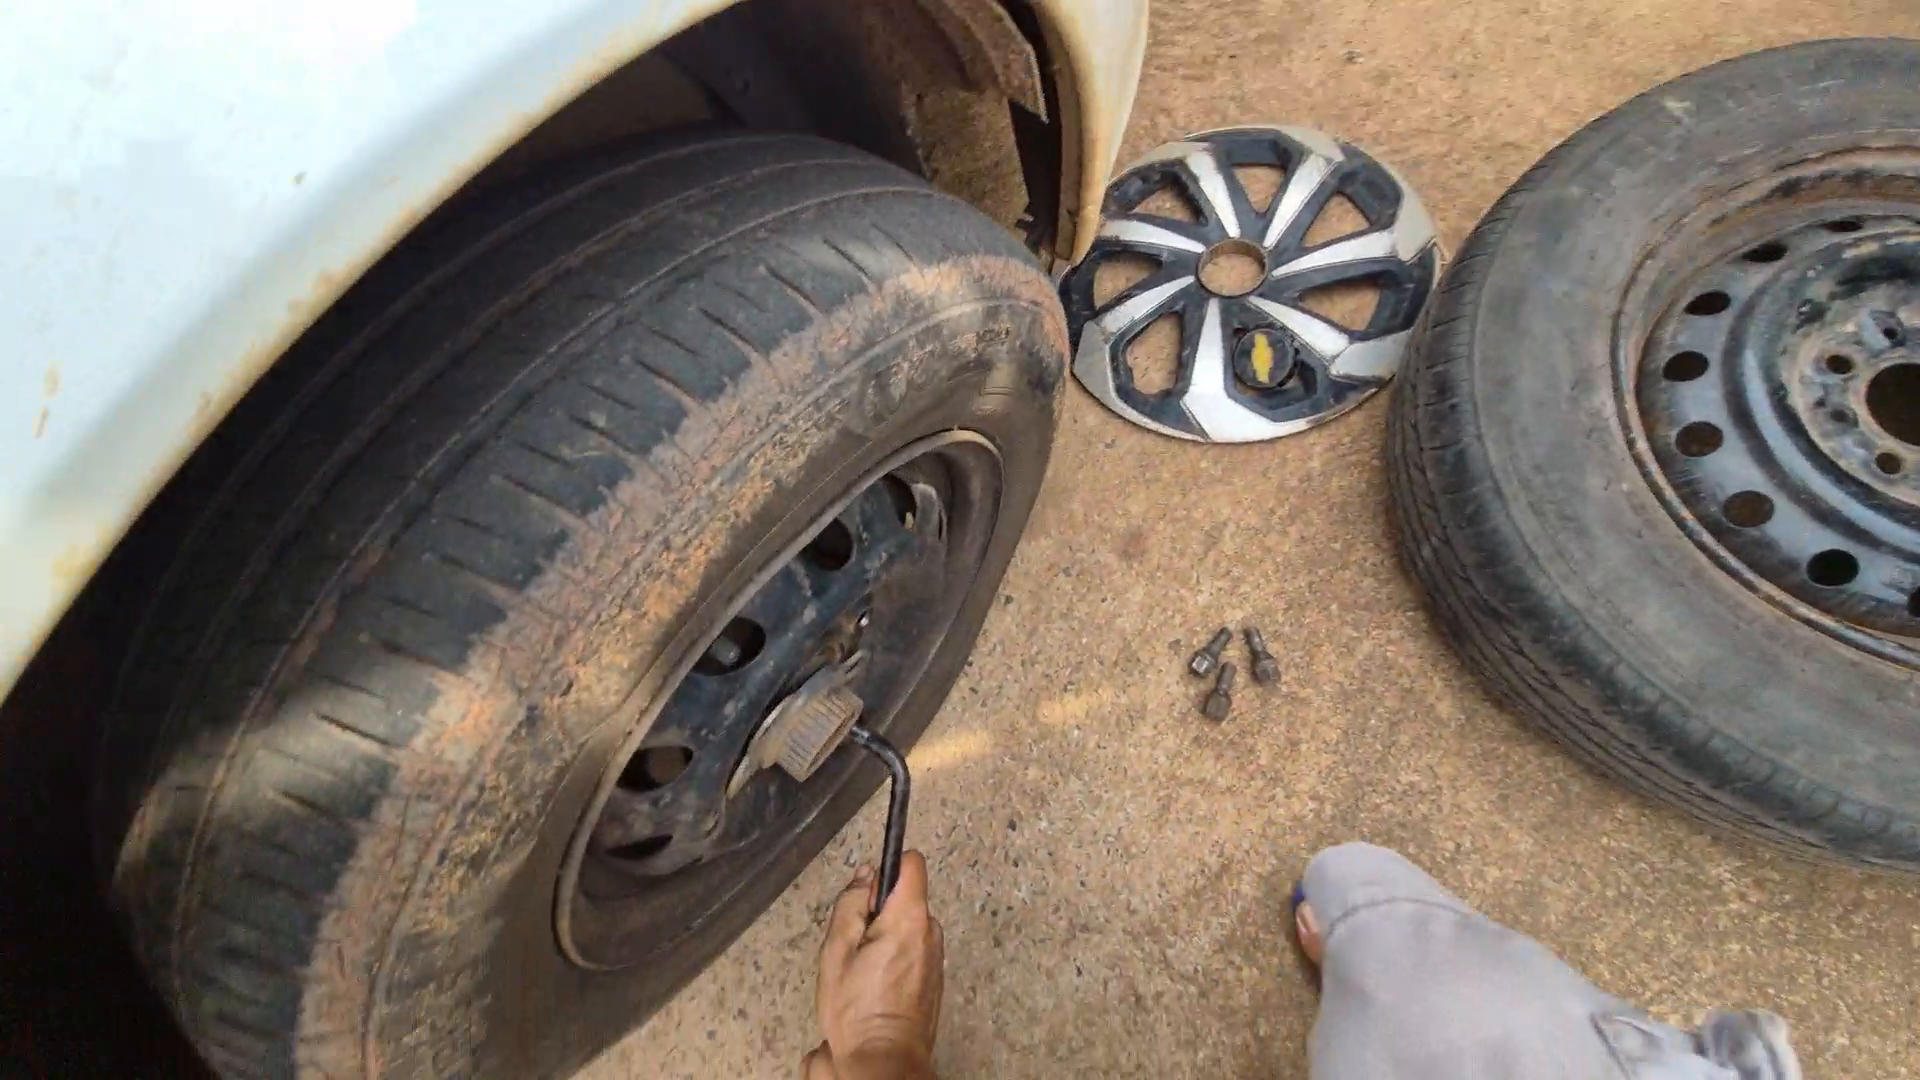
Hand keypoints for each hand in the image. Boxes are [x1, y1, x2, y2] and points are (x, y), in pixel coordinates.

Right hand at [806, 851, 943, 1079]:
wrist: (884, 1063)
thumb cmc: (858, 1012)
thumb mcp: (836, 951)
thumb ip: (850, 904)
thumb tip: (865, 876)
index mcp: (909, 917)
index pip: (912, 862)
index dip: (887, 868)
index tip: (868, 894)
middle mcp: (930, 930)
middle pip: (907, 896)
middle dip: (881, 909)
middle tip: (858, 944)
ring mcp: (936, 954)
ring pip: (908, 924)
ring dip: (887, 935)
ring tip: (865, 969)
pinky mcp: (935, 975)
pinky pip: (914, 947)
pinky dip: (897, 955)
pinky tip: (878, 983)